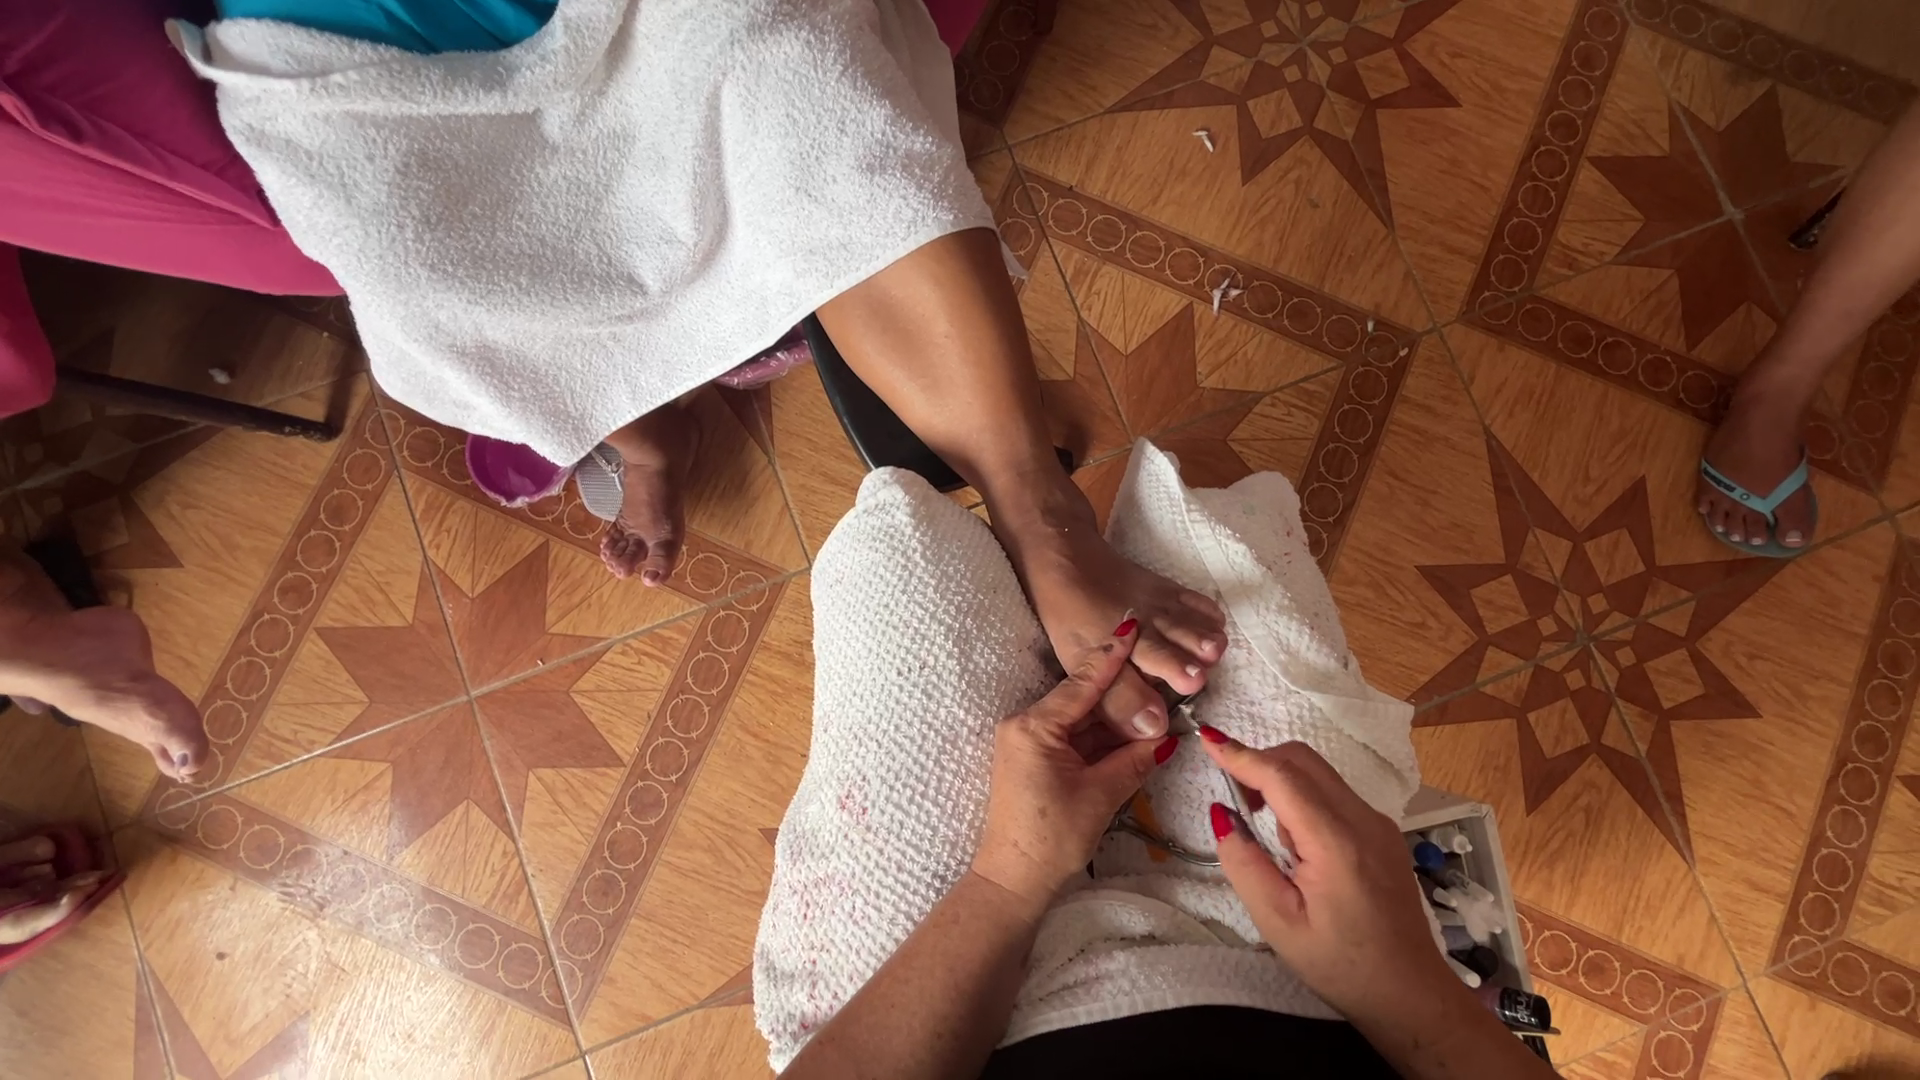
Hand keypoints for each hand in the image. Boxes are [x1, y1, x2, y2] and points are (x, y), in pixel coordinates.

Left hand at [971, 625, 1179, 909]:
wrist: (1012, 880)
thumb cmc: (1051, 839)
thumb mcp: (1100, 796)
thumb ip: (1133, 760)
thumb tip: (1166, 736)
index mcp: (1034, 727)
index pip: (1081, 684)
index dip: (1111, 657)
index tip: (1130, 623)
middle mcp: (1026, 725)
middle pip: (1082, 699)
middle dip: (1121, 691)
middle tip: (1158, 672)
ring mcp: (1028, 742)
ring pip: (1080, 719)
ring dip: (1114, 716)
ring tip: (1155, 701)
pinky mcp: (1034, 758)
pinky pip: (1072, 737)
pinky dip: (1100, 736)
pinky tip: (1130, 731)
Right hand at [1200, 733, 1454, 1021]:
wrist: (1412, 995)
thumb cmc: (1341, 966)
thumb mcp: (1277, 923)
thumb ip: (1243, 863)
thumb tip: (1221, 813)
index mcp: (1337, 844)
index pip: (1282, 777)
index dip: (1241, 754)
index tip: (1206, 739)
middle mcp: (1363, 821)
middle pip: (1302, 760)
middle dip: (1259, 762)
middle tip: (1233, 796)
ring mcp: (1377, 822)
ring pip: (1316, 771)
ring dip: (1279, 779)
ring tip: (1264, 829)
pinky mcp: (1380, 830)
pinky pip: (1331, 790)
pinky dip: (1300, 794)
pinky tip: (1293, 840)